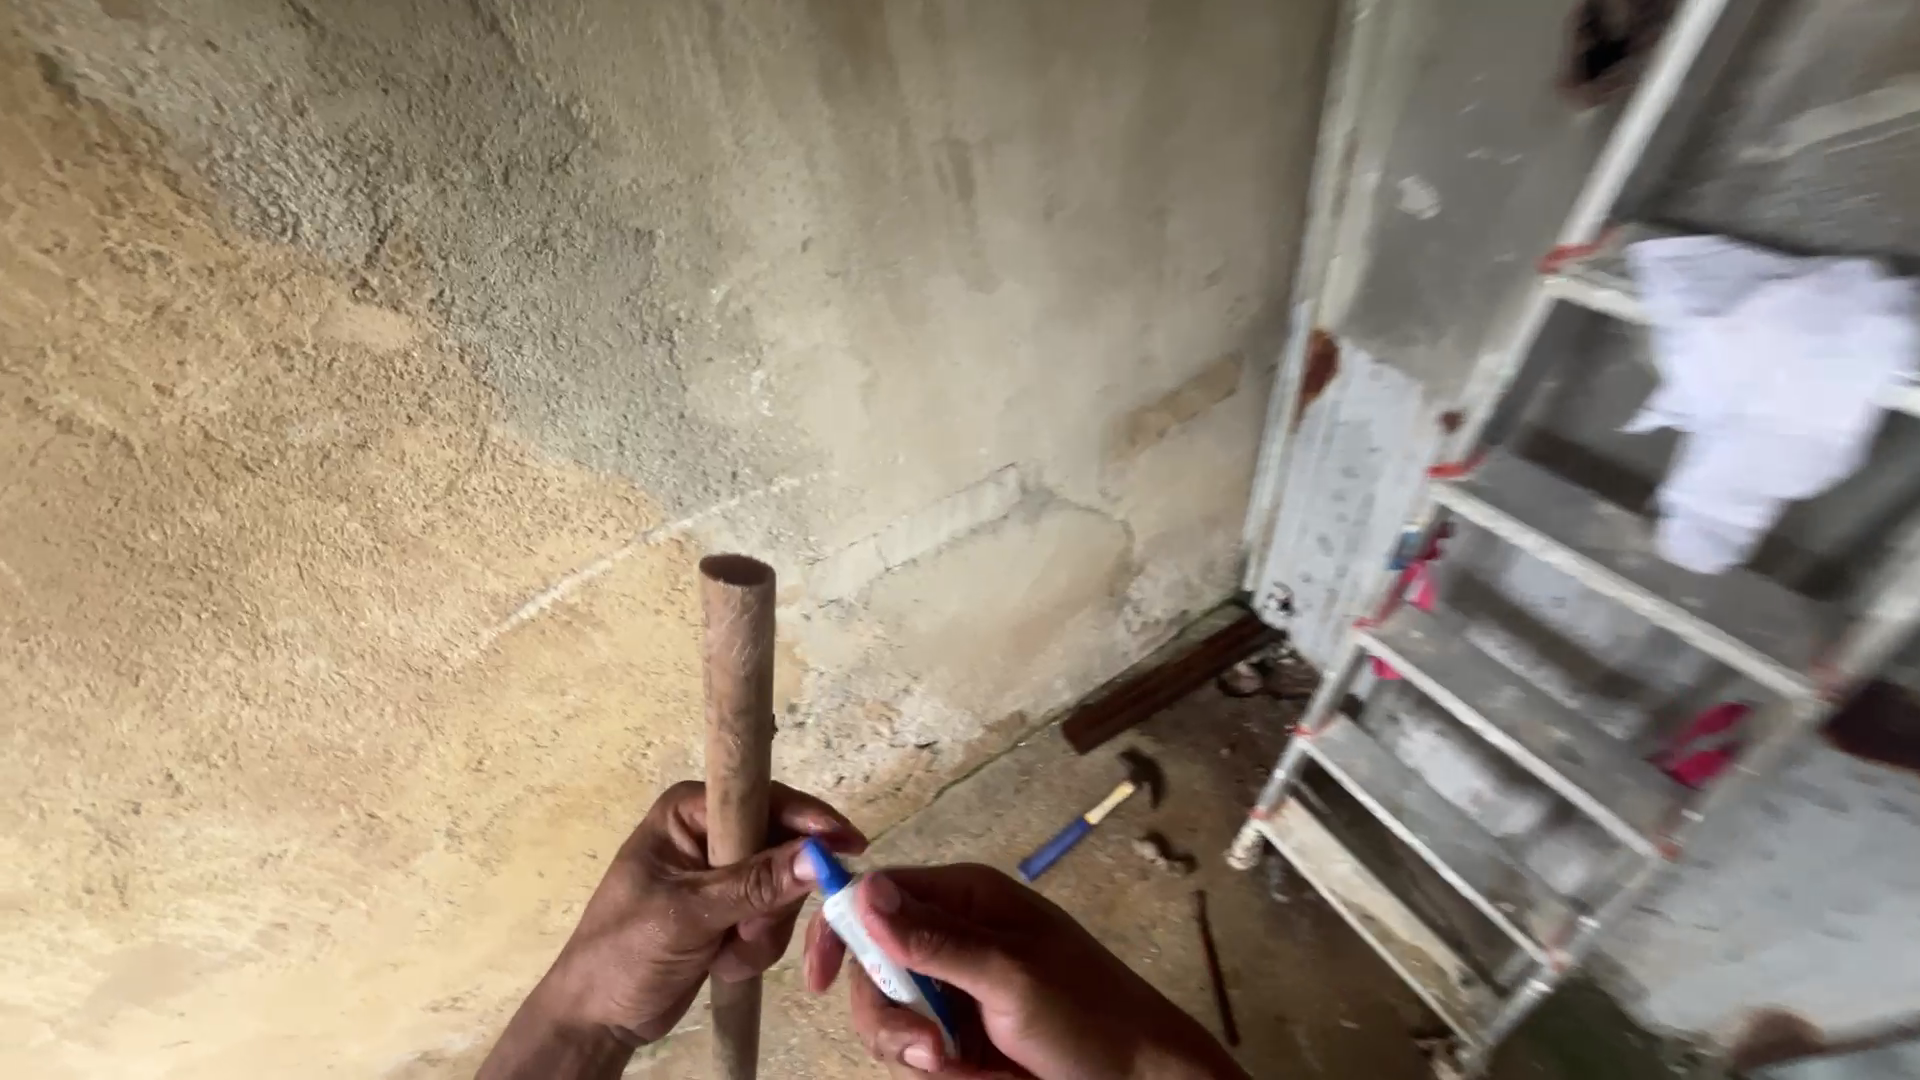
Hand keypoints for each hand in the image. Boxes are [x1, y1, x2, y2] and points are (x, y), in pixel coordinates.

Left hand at [478, 781, 866, 1079]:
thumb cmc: (622, 954)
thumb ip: (757, 884)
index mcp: (692, 810)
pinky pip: (775, 916)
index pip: (765, 799)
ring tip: (724, 954)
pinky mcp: (734, 906)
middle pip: (784, 846)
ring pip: (785, 887)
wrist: (594, 1022)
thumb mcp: (689, 915)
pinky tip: (721, 963)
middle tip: (748, 932)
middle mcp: (714, 831)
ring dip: (763, 930)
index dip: (807, 819)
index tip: (848, 844)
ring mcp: (726, 871)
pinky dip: (756, 946)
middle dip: (774, 900)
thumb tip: (820, 857)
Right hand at [803, 864, 1245, 1079]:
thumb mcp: (1008, 976)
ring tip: (959, 1070)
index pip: (880, 892)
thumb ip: (934, 939)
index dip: (843, 925)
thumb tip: (864, 889)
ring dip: (912, 1049)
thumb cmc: (1084, 1014)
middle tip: (926, 1054)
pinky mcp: (961, 1028)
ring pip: (892, 1010)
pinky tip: (974, 1075)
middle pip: (876, 962)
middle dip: (890, 1013)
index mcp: (966, 896)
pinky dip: (935, 1070)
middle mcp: (953, 932)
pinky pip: (916, 1047)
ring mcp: (956, 983)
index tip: (818, 978)